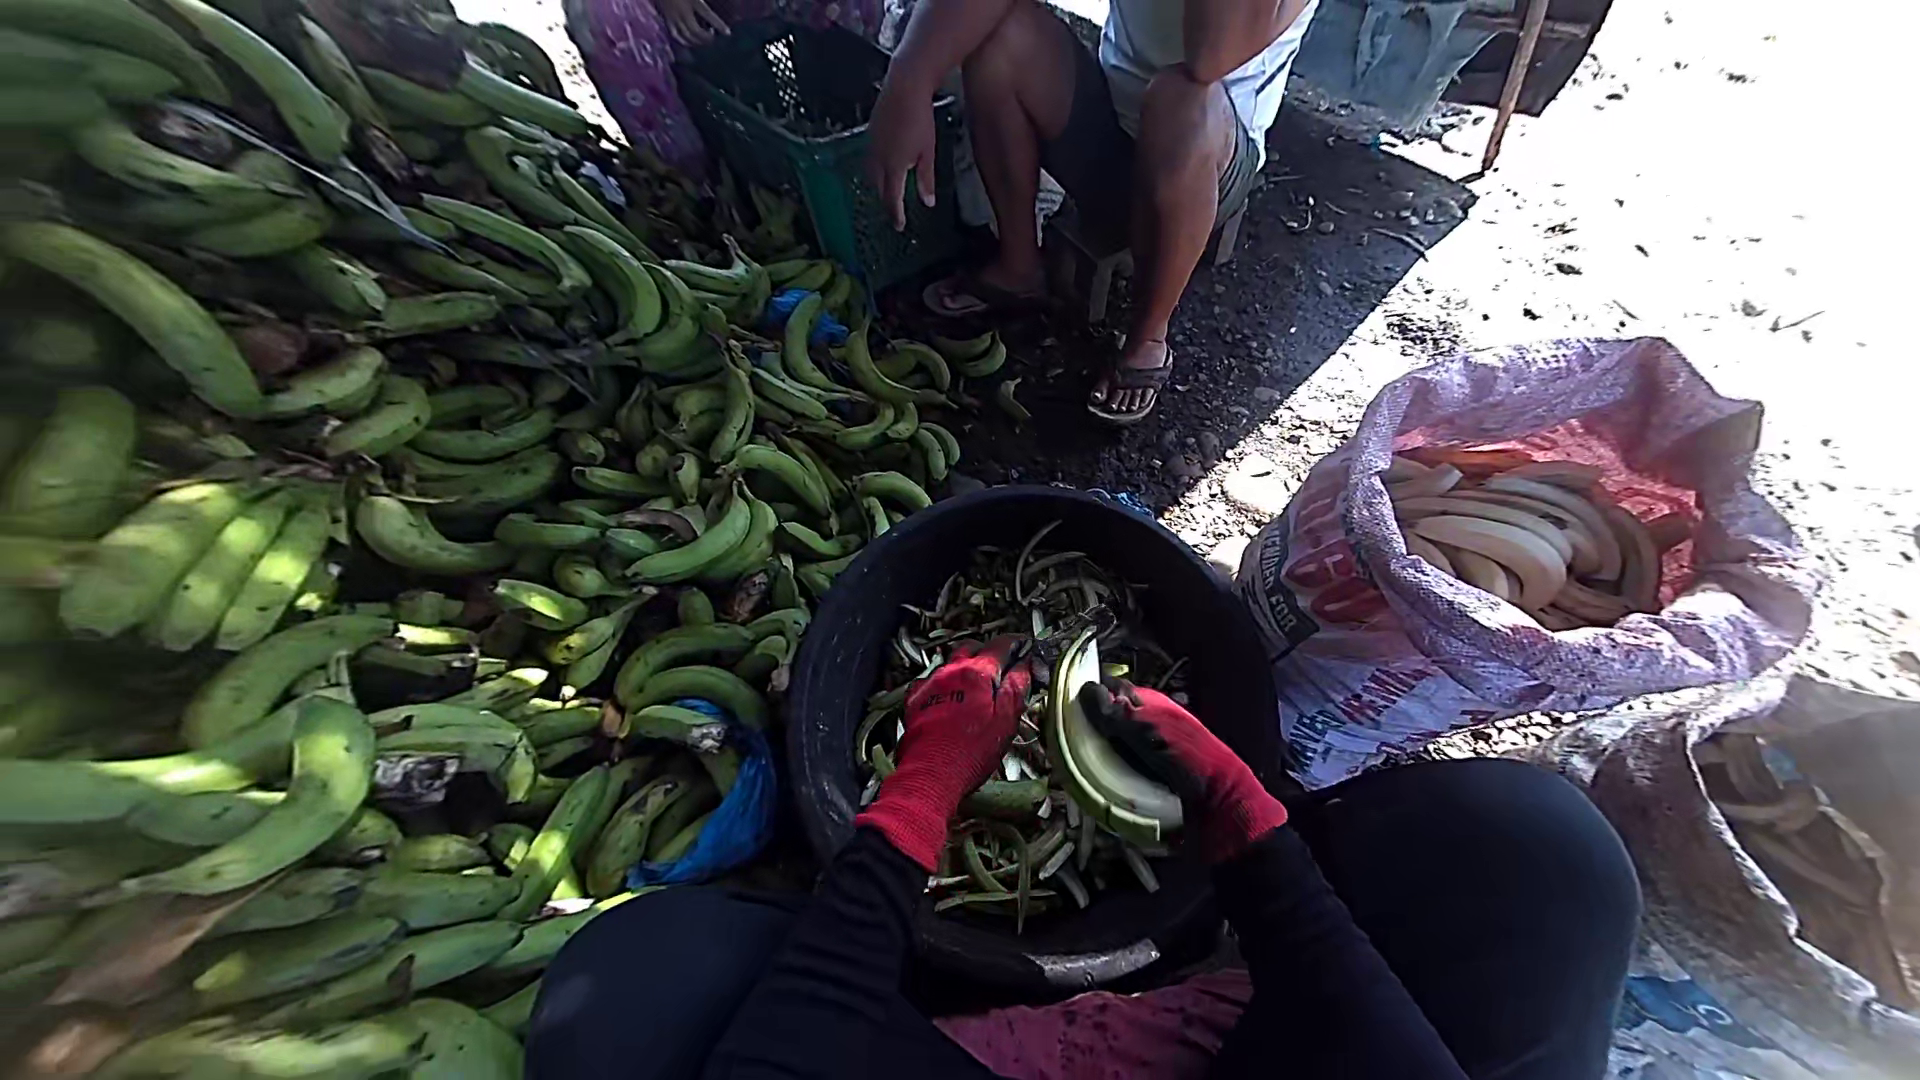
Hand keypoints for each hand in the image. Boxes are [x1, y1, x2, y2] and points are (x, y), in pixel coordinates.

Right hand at [658, 0, 727, 45]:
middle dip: (707, 39)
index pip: (706, 13)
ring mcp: (673, 16)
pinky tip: (691, 42)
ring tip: (705, 41)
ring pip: (687, 36)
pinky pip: (676, 35)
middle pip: (697, 31)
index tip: (729, 33)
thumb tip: (707, 8)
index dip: (718, 24)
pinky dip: (685, 41)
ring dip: (698, 42)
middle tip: (715, 40)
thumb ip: (701, 1)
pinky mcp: (666, 18)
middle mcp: (681, 10)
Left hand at [855, 637, 1031, 870]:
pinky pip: (931, 679)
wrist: (929, 775)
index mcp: (975, 674)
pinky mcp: (915, 699)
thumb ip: (1016, 689)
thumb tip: (1024, 669)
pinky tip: (951, 695)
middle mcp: (950, 672)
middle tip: (1002, 664)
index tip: (1023, 647)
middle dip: (989, 652)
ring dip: (966, 666)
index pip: (1000, 645)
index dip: (1016, 644)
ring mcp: (930, 684)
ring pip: (950, 662)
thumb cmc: (967, 754)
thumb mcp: (1005, 722)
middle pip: (972, 648)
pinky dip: (944, 681)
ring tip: (978, 683)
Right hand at [865, 76, 936, 231]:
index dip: (896, 215)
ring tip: (888, 193)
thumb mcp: (928, 152)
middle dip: (887, 202)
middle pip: (879, 190)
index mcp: (893, 167)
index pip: (891, 200)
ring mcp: (871, 146)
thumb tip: (928, 202)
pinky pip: (870, 160)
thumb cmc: (920, 118)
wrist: (905, 83)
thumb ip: (926, 179)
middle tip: (895, 212)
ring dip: (880, 187)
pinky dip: (876, 171)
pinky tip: (884, 168)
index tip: (900, 226)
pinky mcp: (869, 134)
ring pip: (872, 176)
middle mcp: (878, 160)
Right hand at [1077, 678, 1286, 862]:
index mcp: (1150, 704)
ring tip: (1074, 765)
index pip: (1110, 688)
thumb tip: (1084, 688)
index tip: (1063, 705)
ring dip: (1094, 754)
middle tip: (1065, 740)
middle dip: (1087, 727)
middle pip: (1106, 718)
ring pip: (1109, 745)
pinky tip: (1095, 782)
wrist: (1223, 810)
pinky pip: (1117, 770)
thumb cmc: (1190, 762)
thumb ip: (1116, 712)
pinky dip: (1106, 774)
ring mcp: (1147, 752)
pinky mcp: (1147, 778)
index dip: (1088, 693)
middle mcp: (1146, 724)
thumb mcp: (1149, 732)